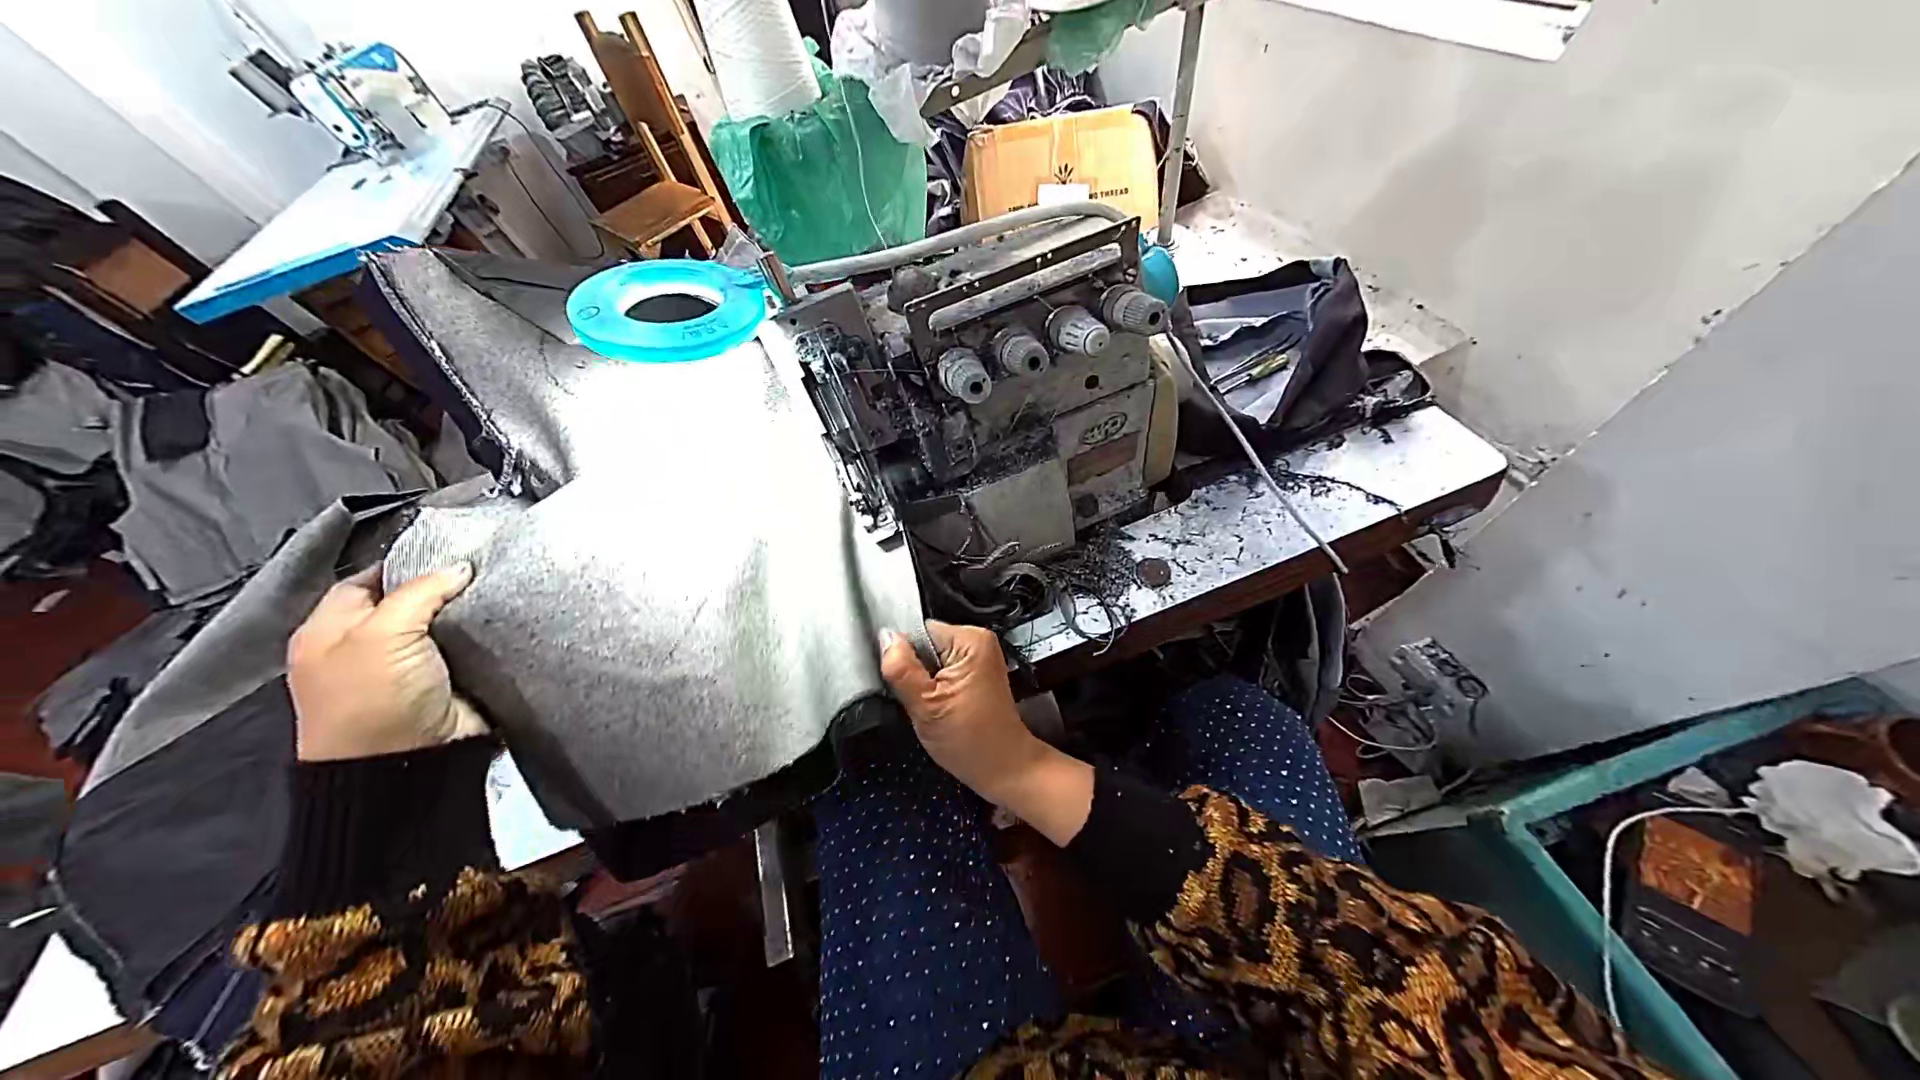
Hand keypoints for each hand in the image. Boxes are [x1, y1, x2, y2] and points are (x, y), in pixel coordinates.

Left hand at [288, 563, 488, 761]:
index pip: (367, 579)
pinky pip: (468, 648)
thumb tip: (460, 567)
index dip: (405, 564)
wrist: (407, 764)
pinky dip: (484, 636)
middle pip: (410, 600)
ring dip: (468, 612)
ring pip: (444, 624)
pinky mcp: (446, 681)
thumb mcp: (384, 633)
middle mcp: (366, 646)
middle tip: (480, 569)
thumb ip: (420, 591)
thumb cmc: (375, 696)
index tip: (448, 551)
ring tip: (499, 589)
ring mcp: (408, 666)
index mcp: (330, 631)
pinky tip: (504, 620)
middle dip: (443, 587)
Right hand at [879, 621, 1092, 844]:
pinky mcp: (976, 672)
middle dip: (914, 671)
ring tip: (933, 707)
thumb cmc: (971, 741)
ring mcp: (979, 657)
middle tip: (921, 702)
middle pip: (924, 643)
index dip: (903, 657)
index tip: (906, 685)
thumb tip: (885, 637)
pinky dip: (935, 689)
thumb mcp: (925, 706)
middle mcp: (978, 641)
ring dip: (924, 682)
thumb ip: (901, 669)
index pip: (918, 631)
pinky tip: (941, 708)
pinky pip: (942, 671)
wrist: (1004, 768)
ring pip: (930, 659)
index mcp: (970, 639)